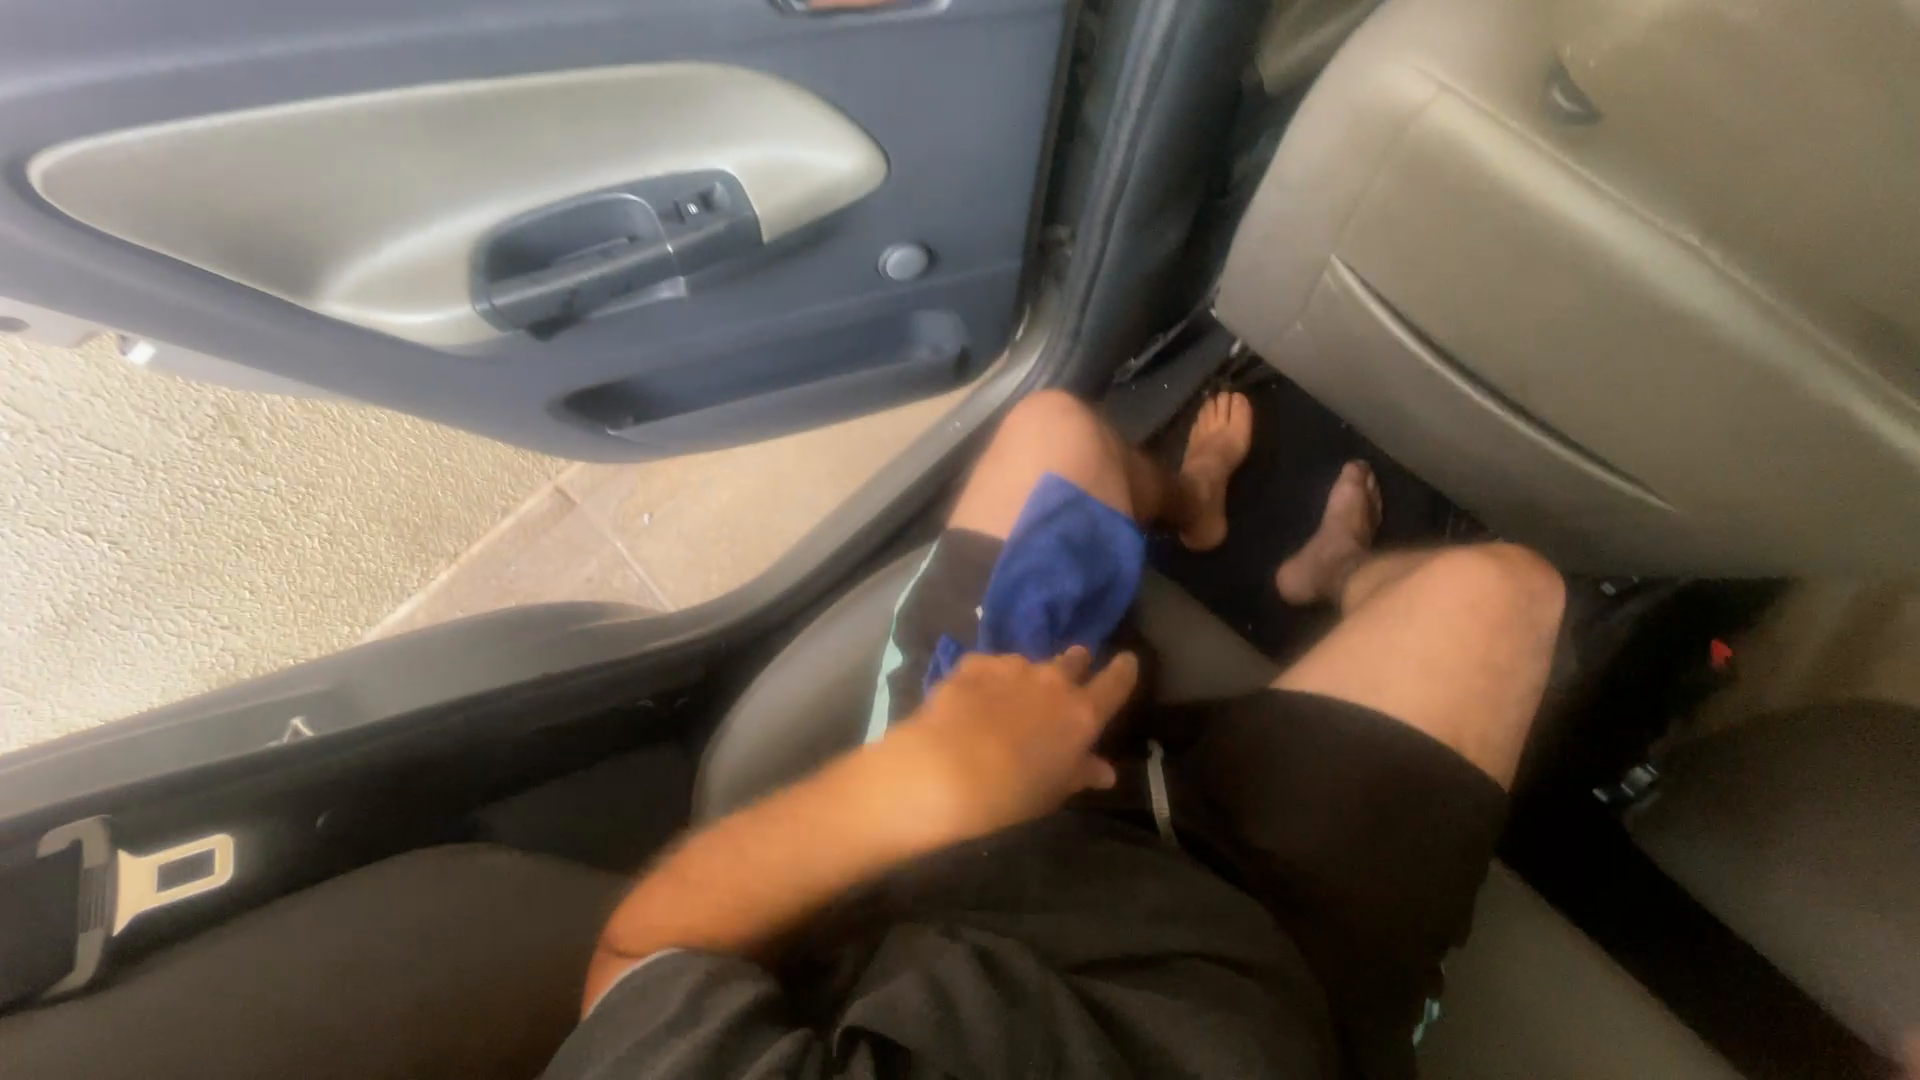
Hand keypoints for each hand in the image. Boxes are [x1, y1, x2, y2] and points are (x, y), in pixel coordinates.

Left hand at [886, 647, 1138, 840]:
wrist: (945, 769)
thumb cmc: (1011, 793)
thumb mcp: (1053, 791)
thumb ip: (1080, 773)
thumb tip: (1104, 771)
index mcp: (1082, 713)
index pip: (1116, 681)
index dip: (1123, 670)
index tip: (1127, 661)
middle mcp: (1052, 681)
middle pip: (1073, 661)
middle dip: (1074, 665)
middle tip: (1069, 675)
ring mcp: (1012, 667)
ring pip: (1028, 664)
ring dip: (1026, 677)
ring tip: (1009, 699)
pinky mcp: (975, 663)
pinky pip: (990, 667)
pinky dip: (988, 679)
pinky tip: (973, 698)